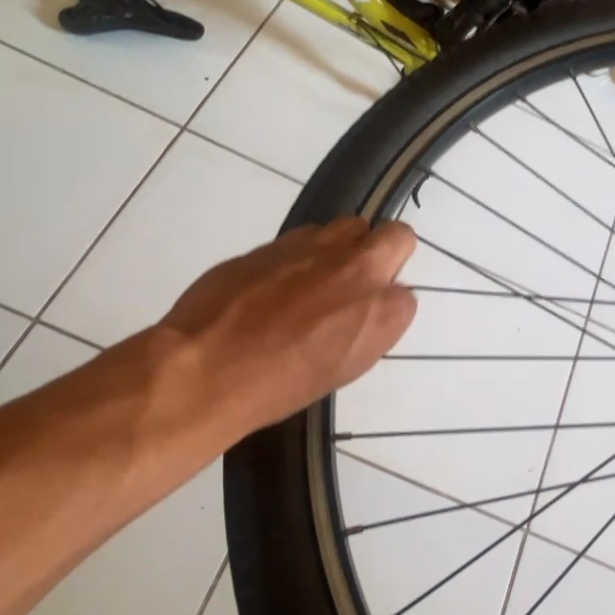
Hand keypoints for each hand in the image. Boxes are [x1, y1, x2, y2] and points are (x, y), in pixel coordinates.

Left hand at [157, 217, 417, 440]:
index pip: (406, 294)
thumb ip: (366, 329)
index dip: (384, 304)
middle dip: (383, 252)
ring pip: (349, 227)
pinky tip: (276, 283)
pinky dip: (301, 253)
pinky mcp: (277, 241)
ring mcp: (317, 248)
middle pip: (396, 237)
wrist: (208, 367)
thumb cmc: (278, 387)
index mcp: (381, 312)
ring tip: (312, 281)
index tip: (364, 318)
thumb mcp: (340, 369)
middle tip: (355, 282)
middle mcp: (359, 270)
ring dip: (341, 248)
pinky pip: (305, 236)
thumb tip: (363, 310)